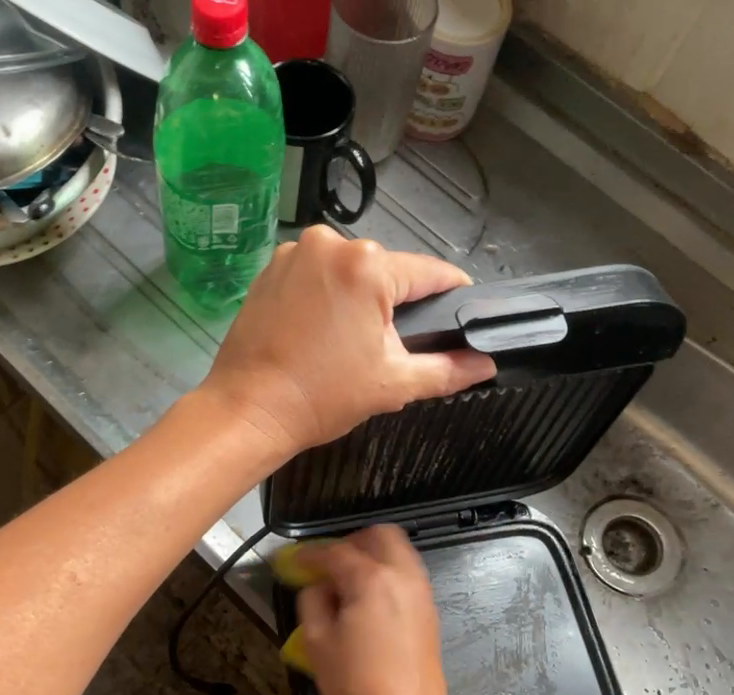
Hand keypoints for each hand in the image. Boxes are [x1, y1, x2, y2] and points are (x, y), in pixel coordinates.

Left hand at [196, 227, 495, 454]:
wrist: (247, 411)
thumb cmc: (320, 398)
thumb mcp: (393, 384)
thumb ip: (447, 369)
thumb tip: (486, 364)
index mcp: (367, 266)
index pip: (430, 273)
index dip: (451, 296)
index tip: (461, 315)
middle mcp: (330, 244)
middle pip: (386, 272)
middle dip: (394, 306)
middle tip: (390, 349)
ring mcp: (293, 253)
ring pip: (348, 273)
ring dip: (357, 301)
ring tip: (349, 346)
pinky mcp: (269, 270)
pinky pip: (315, 277)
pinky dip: (324, 299)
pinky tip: (320, 335)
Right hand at [295, 525, 464, 694]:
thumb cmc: (357, 683)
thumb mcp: (317, 643)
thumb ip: (312, 602)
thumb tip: (318, 587)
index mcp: (371, 580)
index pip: (335, 552)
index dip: (310, 554)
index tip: (295, 562)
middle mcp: (402, 576)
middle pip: (379, 535)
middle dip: (351, 542)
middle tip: (328, 562)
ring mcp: (421, 592)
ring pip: (398, 552)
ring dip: (371, 556)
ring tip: (346, 582)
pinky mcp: (429, 610)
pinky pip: (406, 574)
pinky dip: (386, 574)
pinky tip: (366, 601)